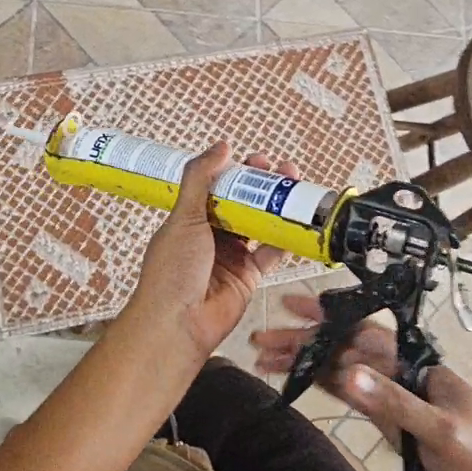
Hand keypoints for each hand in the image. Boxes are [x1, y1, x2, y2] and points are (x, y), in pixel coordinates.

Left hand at [110, 144, 291, 363]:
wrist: (179, 322)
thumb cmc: (173, 270)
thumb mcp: (184, 217)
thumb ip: (200, 179)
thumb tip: (220, 148)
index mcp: (189, 219)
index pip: (216, 187)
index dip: (236, 172)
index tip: (255, 159)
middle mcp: (210, 235)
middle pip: (241, 204)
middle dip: (261, 186)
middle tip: (281, 170)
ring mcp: (230, 256)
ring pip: (258, 225)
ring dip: (276, 207)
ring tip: (295, 188)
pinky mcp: (247, 276)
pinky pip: (270, 253)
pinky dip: (285, 239)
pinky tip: (299, 222)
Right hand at [251, 294, 471, 470]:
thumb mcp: (441, 428)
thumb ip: (395, 401)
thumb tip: (349, 374)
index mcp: (413, 361)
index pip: (361, 331)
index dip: (326, 318)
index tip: (292, 307)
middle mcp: (396, 369)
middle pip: (342, 347)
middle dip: (302, 339)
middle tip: (262, 337)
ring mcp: (387, 390)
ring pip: (336, 367)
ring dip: (303, 361)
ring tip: (264, 357)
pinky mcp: (382, 413)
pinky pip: (343, 391)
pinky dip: (317, 382)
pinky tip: (292, 377)